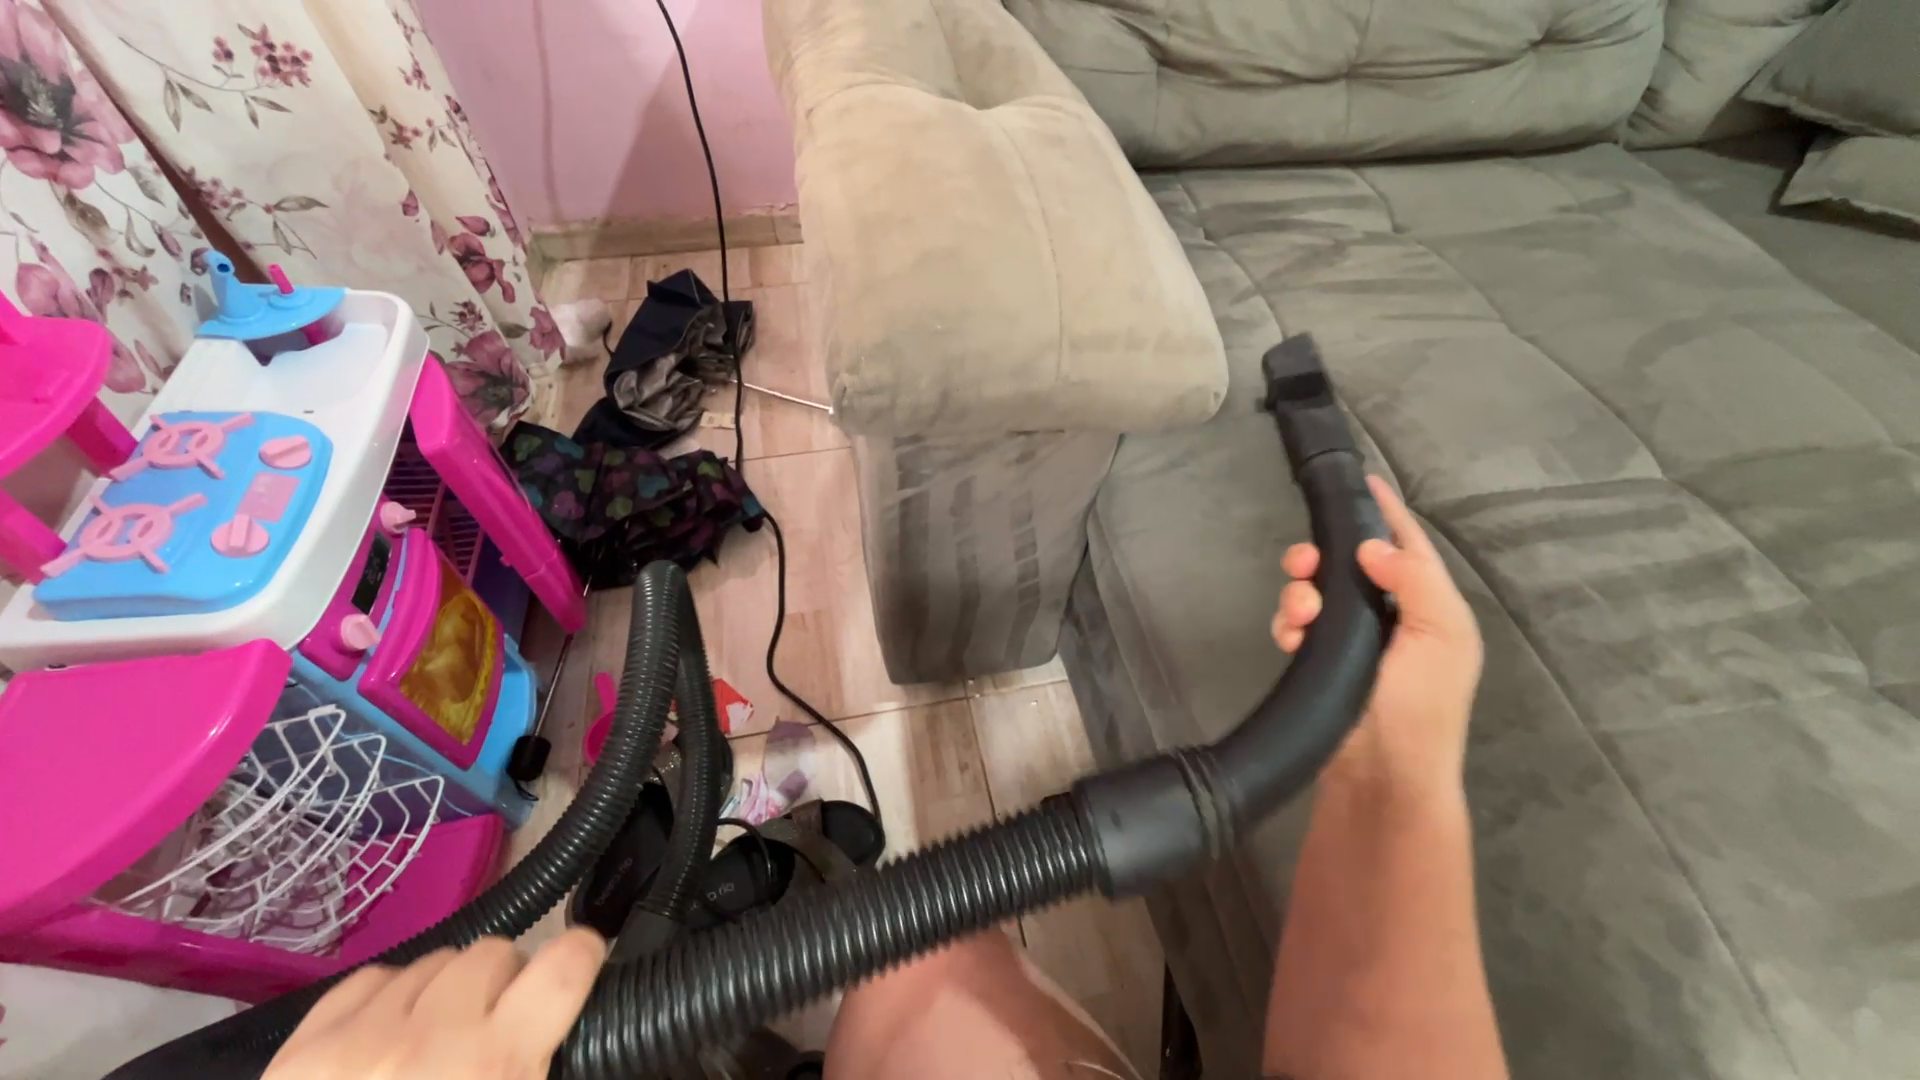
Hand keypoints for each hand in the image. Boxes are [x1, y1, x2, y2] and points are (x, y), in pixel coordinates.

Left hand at [264, 929, 605, 1079]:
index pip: (564, 966)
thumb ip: (538, 1073)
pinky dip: (389, 998)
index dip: (584, 952)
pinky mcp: (300, 1053)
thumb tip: (555, 1045)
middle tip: (498, 1023)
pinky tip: (386, 1038)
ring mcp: (360, 1040)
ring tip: (437, 1039)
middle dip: (507, 980)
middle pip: (495, 954)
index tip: (582, 962)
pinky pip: (370, 980)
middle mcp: (433, 1037)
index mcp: (496, 1066)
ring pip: (434, 962)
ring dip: (448, 991)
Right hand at [1271, 475, 1481, 798]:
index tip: (1361, 479)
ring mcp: (1351, 640)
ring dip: (1300, 593)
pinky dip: (1289, 625)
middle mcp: (1389, 615)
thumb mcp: (1441, 635)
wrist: (1383, 770)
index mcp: (1428, 604)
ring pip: (1314, 592)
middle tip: (1302, 562)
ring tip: (1298, 615)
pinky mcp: (1319, 660)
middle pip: (1348, 564)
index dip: (1386, 512)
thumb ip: (1415, 580)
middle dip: (1320, 557)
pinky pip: (1295, 625)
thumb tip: (1371, 546)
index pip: (1407, 545)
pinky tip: (1291, 638)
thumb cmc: (1422, 702)